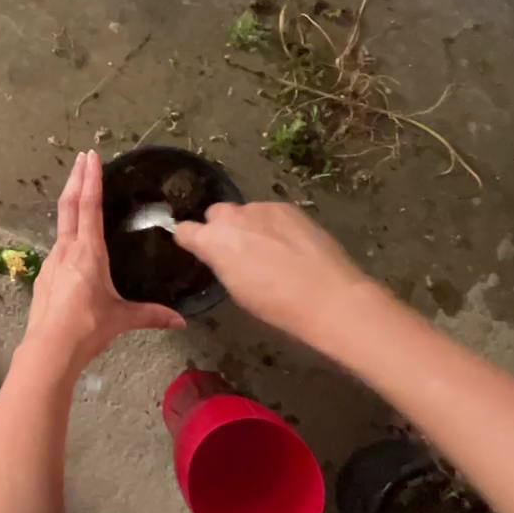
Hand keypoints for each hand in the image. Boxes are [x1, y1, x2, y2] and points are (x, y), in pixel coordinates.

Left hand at [26, 151, 184, 366]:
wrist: (49, 347)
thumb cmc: (87, 327)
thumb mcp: (122, 319)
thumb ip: (150, 315)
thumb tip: (180, 321)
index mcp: (88, 252)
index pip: (89, 207)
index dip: (91, 180)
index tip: (91, 157)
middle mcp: (67, 250)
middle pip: (69, 205)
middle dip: (77, 178)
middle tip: (82, 157)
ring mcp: (52, 261)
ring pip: (61, 224)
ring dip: (70, 202)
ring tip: (77, 189)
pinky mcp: (45, 275)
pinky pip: (58, 246)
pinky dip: (66, 231)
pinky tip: (72, 239)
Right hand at [173, 202, 376, 341]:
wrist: (329, 297)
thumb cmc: (276, 305)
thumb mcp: (235, 289)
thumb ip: (220, 263)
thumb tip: (220, 254)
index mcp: (212, 241)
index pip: (184, 230)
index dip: (191, 240)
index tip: (200, 250)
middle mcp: (231, 217)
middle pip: (215, 214)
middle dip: (222, 229)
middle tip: (239, 251)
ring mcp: (261, 208)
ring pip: (245, 212)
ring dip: (250, 225)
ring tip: (272, 249)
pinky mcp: (287, 207)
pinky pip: (270, 213)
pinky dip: (274, 224)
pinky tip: (291, 244)